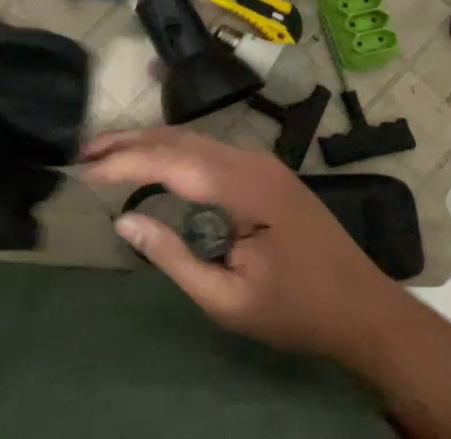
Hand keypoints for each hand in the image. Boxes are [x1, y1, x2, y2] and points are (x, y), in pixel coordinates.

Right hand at [81, 127, 411, 363]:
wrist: (367, 311)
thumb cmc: (297, 312)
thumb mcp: (228, 300)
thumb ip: (173, 258)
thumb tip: (123, 219)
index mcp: (245, 188)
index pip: (170, 162)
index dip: (123, 163)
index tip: (85, 172)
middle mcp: (250, 161)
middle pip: (177, 139)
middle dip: (126, 142)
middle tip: (82, 152)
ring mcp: (259, 162)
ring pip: (190, 138)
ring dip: (145, 142)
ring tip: (103, 153)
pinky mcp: (262, 170)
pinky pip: (205, 149)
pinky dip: (168, 150)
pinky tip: (148, 161)